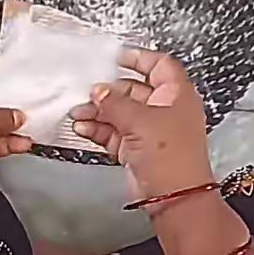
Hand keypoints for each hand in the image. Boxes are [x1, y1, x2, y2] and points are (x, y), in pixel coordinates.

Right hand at [69, 47, 214, 202]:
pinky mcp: (136, 149)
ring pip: (119, 113)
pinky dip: (98, 130)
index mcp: (176, 94)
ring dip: (98, 112)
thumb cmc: (170, 155)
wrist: (174, 197)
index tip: (116, 57)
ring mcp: (149, 131)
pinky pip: (113, 133)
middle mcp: (163, 110)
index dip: (138, 58)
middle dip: (108, 92)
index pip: (159, 66)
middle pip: (132, 90)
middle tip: (87, 93)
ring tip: (77, 112)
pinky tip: (82, 127)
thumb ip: (115, 103)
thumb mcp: (140, 120)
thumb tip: (98, 91)